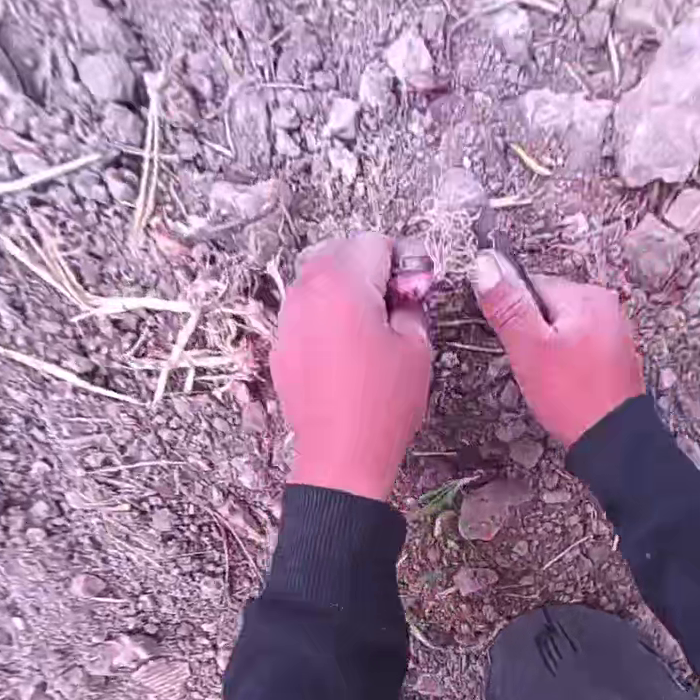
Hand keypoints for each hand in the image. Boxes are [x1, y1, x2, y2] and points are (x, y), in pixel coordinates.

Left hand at [272, 233, 431, 501]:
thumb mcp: (417, 350)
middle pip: (340, 254)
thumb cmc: (382, 406)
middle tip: (398, 306)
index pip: (374, 242)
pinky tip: (351, 352)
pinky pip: (308, 314)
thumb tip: (408, 292)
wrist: (342, 456)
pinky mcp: (283, 347)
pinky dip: (330, 319)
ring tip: (374, 331)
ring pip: (320, 282)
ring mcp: (289, 320)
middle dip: (372, 271)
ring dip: (349, 293)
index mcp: (343, 285)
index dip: (403, 260)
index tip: (416, 286)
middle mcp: (307, 293)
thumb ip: (413, 307)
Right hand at [469, 251, 643, 446]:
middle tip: (535, 367)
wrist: (613, 441)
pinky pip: (579, 352)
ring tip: (552, 380)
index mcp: (587, 297)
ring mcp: (614, 334)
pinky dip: (568, 367)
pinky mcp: (614, 360)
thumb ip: (507, 306)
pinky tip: (566, 387)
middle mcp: (606, 308)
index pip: (531, 285)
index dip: (515, 318)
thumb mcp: (529, 348)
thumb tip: (485, 266)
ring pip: (563, 334)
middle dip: (534, 337)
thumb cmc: (575, 397)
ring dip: (550, 354)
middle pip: (548, 310)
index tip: (517, 343)